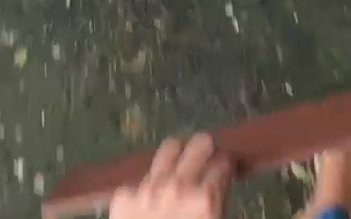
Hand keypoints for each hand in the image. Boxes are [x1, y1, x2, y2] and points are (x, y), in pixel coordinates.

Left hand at [109, 134, 232, 218]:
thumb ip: (217, 206)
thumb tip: (218, 189)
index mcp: (206, 200)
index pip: (225, 163)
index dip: (226, 169)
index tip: (225, 172)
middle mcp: (179, 186)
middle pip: (201, 143)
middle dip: (207, 151)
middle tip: (206, 163)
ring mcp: (149, 187)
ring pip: (170, 147)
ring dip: (178, 157)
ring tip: (179, 169)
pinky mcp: (124, 195)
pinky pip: (141, 178)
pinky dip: (148, 188)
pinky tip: (150, 203)